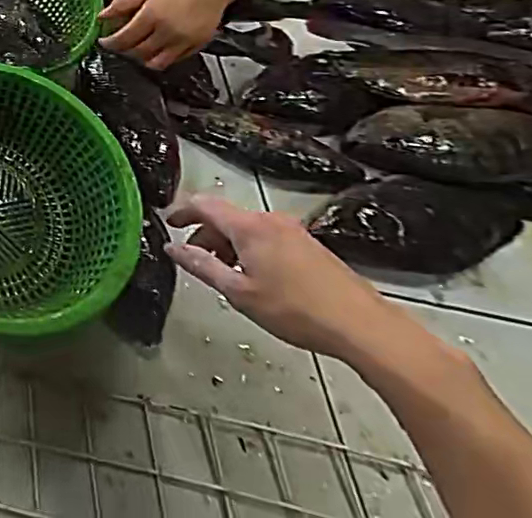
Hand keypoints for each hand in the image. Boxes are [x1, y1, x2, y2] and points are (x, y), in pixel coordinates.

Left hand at [98, 0, 237, 69]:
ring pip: (157, 63)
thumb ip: (123, 4)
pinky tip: (159, 45)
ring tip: (139, 47)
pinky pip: (175, 60)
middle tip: (120, 44)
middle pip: (138, 53)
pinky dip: (163, 56)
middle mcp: (167, 31)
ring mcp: (183, 41)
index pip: (124, 39)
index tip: (104, 42)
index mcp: (152, 15)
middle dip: (125, 51)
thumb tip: (102, 15)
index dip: (110, 43)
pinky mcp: (197, 45)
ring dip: (144, 58)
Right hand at [164, 196, 418, 364]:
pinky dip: (250, 249)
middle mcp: (269, 219)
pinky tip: (255, 277)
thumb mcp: (239, 292)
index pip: (204, 205)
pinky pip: (267, 236)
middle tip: (195, 259)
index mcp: (248, 226)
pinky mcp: (308, 244)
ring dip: (228, 244)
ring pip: (247, 227)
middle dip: (205, 234)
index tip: (168, 224)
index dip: (182, 212)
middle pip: (226, 216)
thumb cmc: (296, 310)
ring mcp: (292, 230)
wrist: (363, 326)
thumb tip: (172, 248)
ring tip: (225, 274)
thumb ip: (202, 266)